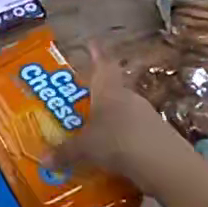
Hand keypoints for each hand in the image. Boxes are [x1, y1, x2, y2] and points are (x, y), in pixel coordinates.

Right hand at [53, 43, 193, 184]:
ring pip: (122, 111)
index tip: (92, 42)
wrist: (164, 164)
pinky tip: (111, 152)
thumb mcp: (84, 149)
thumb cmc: (117, 142)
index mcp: (108, 92)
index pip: (102, 65)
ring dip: (108, 119)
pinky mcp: (157, 134)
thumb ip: (64, 153)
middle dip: (95, 95)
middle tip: (77, 102)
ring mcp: (146, 115)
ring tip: (91, 131)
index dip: (96, 54)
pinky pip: (132, 131)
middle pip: (111, 90)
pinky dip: (121, 138)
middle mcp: (128, 98)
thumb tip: (43, 161)